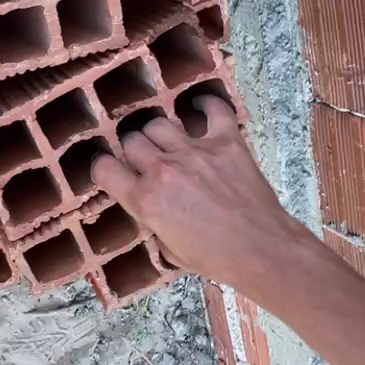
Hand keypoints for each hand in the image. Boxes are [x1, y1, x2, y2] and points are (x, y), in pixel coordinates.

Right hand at [89, 96, 309, 287]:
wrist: (261, 251)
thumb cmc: (216, 259)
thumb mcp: (168, 249)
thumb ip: (152, 222)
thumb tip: (151, 209)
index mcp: (145, 200)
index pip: (104, 168)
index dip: (102, 168)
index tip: (109, 169)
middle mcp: (164, 170)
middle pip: (131, 140)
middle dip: (133, 150)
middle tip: (144, 159)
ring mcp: (195, 152)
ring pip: (159, 123)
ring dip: (159, 133)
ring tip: (167, 142)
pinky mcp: (226, 142)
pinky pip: (213, 109)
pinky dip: (206, 105)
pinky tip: (200, 107)